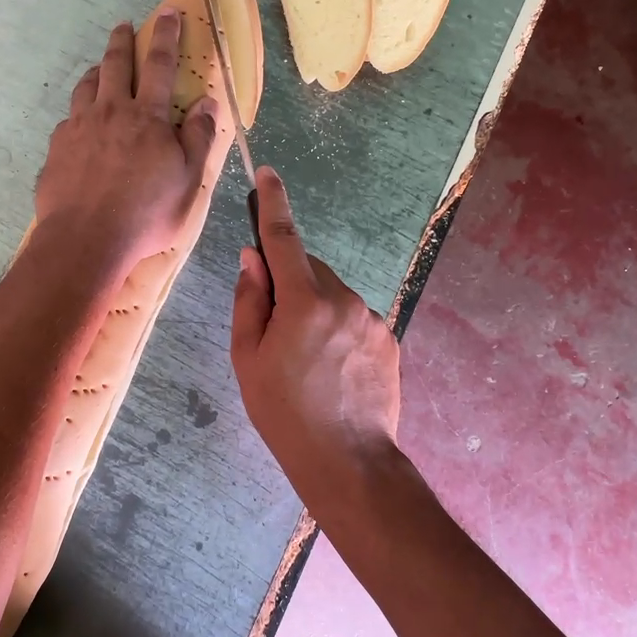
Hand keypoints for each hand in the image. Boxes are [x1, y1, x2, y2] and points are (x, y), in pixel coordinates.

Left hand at [34, 11, 219, 265]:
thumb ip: (198, 138)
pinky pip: (69, 119)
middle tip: (123, 26)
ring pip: (86, 86)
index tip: (168, 14)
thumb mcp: (187, 180)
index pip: (159, 65)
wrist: (85, 240)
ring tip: (99, 67)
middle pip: (115, 64)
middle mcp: (110, 111)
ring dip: (95, 71)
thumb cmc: (145, 213)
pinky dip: (79, 112)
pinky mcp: (57, 147)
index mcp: (146, 116)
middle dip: (122, 41)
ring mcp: (78, 127)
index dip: (166, 36)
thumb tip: (208, 103)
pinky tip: (80, 123)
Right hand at [231, 167, 401, 491]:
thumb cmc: (284, 413)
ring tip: (307, 359)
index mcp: (304, 302)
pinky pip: (353, 316)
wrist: (350, 463)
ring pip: (332, 294)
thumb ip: (249, 300)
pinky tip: (332, 368)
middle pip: (309, 269)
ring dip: (314, 308)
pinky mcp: (389, 338)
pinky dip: (337, 327)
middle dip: (291, 283)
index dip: (272, 203)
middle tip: (276, 330)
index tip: (267, 173)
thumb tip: (252, 258)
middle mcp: (343, 299)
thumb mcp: (247, 358)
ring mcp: (372, 319)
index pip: (283, 238)